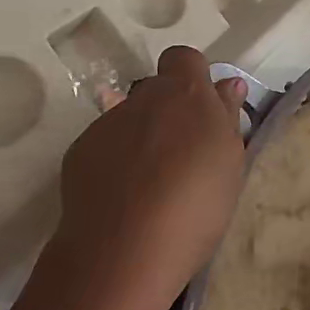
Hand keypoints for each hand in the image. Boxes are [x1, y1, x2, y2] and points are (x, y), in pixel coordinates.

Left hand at [52, 45, 246, 309]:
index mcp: (185, 93)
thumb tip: (228, 84)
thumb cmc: (195, 205)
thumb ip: (227, 115)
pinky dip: (115, 162)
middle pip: (157, 91)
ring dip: (143, 138)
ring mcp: (107, 123)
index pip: (185, 57)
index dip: (193, 76)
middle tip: (183, 155)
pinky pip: (105, 145)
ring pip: (131, 119)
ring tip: (151, 186)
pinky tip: (123, 198)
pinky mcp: (79, 151)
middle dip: (169, 113)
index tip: (203, 110)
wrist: (123, 252)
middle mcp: (144, 98)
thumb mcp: (229, 161)